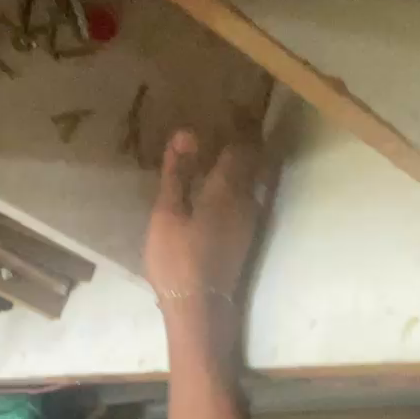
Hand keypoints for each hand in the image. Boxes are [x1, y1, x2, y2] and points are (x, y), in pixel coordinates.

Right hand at [144, 126, 272, 325]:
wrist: (200, 309)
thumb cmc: (178, 259)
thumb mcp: (167, 215)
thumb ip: (177, 175)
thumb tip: (186, 133)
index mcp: (228, 189)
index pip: (241, 145)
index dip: (236, 125)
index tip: (227, 109)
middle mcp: (248, 200)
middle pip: (252, 162)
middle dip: (241, 143)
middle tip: (224, 129)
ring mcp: (250, 222)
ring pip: (251, 182)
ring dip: (239, 167)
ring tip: (216, 159)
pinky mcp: (245, 239)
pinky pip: (246, 200)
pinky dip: (235, 188)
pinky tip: (216, 194)